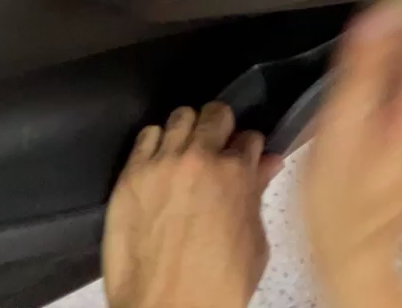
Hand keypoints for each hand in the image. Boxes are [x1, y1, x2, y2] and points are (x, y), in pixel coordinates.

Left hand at [103, 101, 281, 307]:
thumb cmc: (217, 288)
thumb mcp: (254, 245)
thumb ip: (257, 195)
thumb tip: (269, 162)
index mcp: (235, 174)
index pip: (249, 136)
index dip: (249, 148)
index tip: (245, 156)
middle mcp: (199, 157)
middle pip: (215, 113)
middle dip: (221, 127)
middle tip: (217, 146)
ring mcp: (163, 162)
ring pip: (180, 116)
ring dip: (188, 130)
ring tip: (186, 151)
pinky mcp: (132, 173)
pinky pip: (147, 134)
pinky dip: (157, 142)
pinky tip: (160, 161)